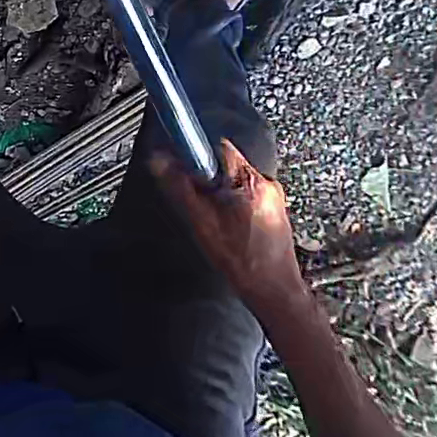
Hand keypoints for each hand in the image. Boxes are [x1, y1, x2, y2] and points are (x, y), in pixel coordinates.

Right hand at [151, 139, 311, 327]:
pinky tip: (231, 224)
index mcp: (249, 181)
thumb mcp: (202, 223)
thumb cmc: (242, 262)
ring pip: (237, 177)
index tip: (187, 167)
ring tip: (216, 216)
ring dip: (222, 190)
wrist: (275, 291)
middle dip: (209, 177)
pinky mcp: (276, 206)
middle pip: (227, 161)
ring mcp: (274, 195)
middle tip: (201, 201)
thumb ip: (180, 188)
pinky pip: (248, 191)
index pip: (219, 146)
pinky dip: (235, 200)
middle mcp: (266, 182)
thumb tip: (160, 161)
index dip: (199, 155)